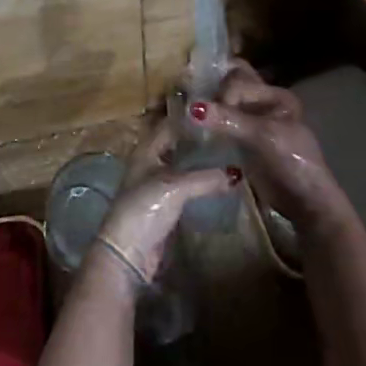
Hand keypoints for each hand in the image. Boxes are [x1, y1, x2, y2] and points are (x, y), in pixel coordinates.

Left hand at [92, 117, 238, 281]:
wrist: (128, 254)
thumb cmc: (145, 209)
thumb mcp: (176, 187)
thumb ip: (206, 178)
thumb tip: (237, 174)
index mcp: (146, 149)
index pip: (171, 123)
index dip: (191, 117)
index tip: (219, 110)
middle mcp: (151, 161)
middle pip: (179, 144)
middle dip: (201, 140)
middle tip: (231, 132)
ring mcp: (158, 184)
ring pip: (185, 165)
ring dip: (203, 161)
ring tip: (232, 153)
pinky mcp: (166, 205)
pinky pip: (188, 186)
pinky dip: (202, 182)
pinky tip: (221, 181)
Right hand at [187, 63, 347, 228]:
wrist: (304, 203)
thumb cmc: (292, 162)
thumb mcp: (263, 136)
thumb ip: (229, 120)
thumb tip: (191, 108)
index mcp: (275, 96)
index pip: (240, 79)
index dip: (223, 92)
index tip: (210, 111)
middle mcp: (263, 105)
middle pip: (230, 87)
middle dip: (211, 92)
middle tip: (190, 101)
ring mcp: (253, 125)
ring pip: (224, 107)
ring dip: (207, 110)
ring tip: (187, 116)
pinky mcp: (243, 144)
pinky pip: (221, 127)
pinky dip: (208, 127)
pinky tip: (193, 130)